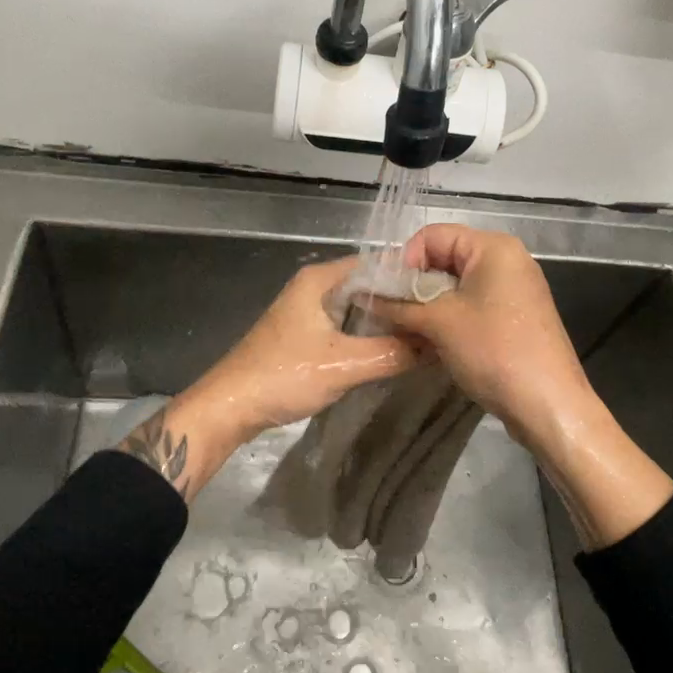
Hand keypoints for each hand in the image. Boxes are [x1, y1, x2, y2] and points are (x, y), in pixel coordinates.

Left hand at [118, 257, 418, 501]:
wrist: (230, 408)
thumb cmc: (284, 376)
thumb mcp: (345, 365)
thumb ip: (394, 353)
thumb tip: (438, 345)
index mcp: (320, 279)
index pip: (377, 263)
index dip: (410, 276)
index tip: (442, 295)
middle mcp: (314, 287)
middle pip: (369, 286)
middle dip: (401, 301)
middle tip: (440, 318)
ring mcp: (308, 311)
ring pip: (358, 309)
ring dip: (386, 321)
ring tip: (425, 334)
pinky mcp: (305, 335)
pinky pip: (347, 326)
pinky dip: (368, 335)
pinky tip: (392, 352)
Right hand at [372, 225, 672, 547]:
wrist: (549, 405)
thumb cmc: (494, 351)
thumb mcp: (439, 323)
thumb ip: (399, 304)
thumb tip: (366, 296)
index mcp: (493, 247)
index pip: (433, 235)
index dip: (404, 260)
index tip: (384, 294)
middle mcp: (507, 260)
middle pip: (444, 259)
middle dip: (413, 285)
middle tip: (387, 314)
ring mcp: (513, 290)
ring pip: (456, 286)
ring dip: (427, 306)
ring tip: (404, 331)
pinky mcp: (513, 317)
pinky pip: (471, 306)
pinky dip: (448, 319)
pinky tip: (430, 344)